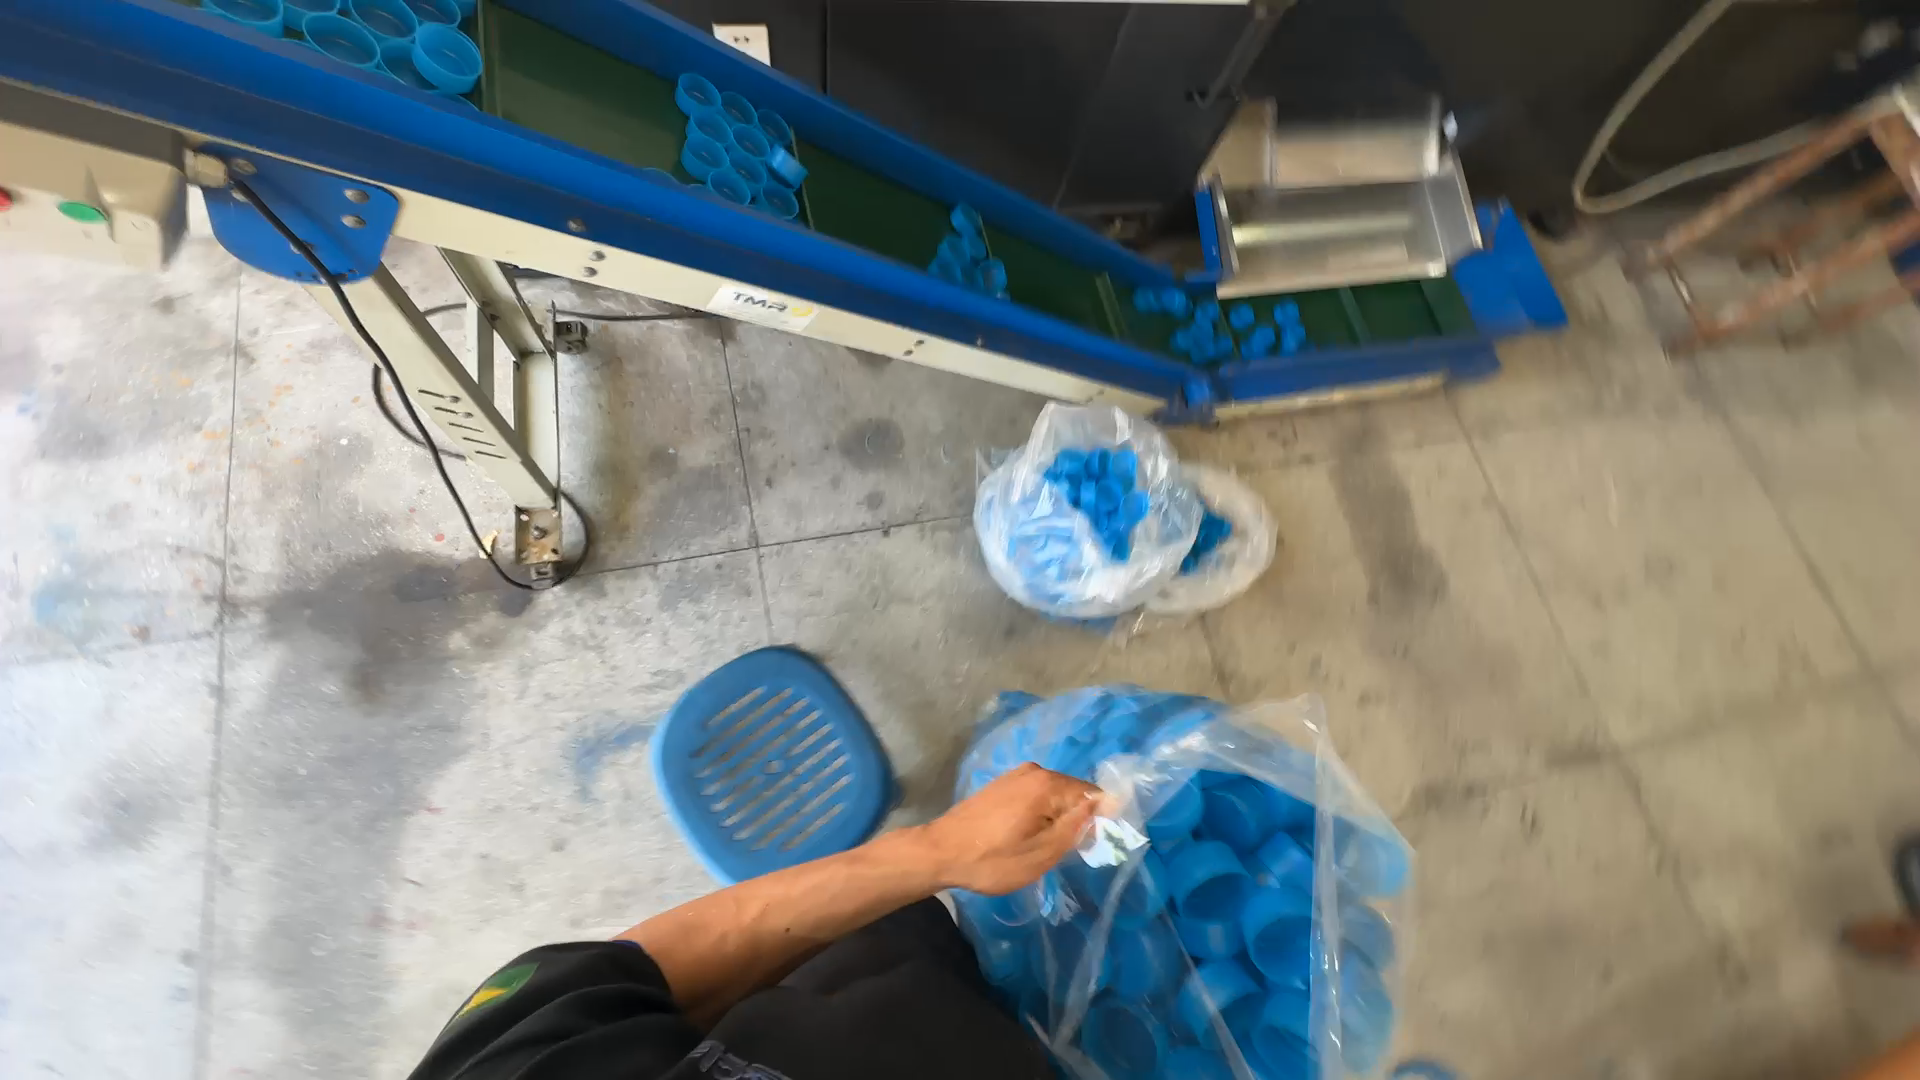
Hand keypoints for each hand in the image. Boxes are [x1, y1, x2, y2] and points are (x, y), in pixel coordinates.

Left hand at [908, 764, 1105, 894]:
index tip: (1094, 846)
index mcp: (1047, 783)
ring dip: (1060, 819)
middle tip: (1071, 852)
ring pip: (1056, 795)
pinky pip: (1038, 795)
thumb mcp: (1041, 854)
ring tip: (1050, 848)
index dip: (1101, 820)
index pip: (1093, 795)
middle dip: (1080, 819)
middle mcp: (1035, 770)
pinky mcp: (1005, 784)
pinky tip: (1032, 836)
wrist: (941, 852)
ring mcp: (1017, 775)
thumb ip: (1075, 827)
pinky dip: (1043, 814)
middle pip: (1074, 793)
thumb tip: (1104, 805)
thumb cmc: (992, 860)